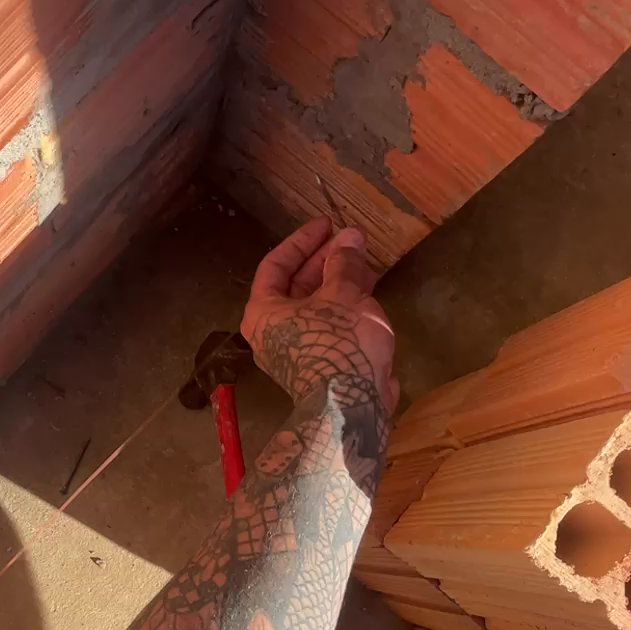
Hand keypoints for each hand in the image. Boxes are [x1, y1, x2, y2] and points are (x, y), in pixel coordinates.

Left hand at [241, 219, 398, 413]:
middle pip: (294, 285)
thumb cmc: (338, 343)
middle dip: (325, 259)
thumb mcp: (343, 293)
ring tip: (365, 261)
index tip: (327, 224)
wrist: (349, 405)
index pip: (275, 265)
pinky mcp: (317, 364)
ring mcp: (293, 350)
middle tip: (352, 240)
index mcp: (263, 311)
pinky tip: (367, 292)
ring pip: (313, 305)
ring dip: (338, 280)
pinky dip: (343, 305)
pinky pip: (326, 324)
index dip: (302, 241)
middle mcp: (271, 331)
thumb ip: (344, 262)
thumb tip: (349, 239)